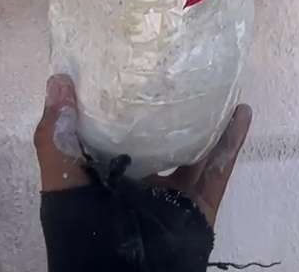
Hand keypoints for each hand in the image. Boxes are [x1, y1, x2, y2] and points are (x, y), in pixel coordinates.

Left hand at [32, 74, 253, 224]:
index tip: (133, 64)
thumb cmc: (85, 233)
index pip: (115, 131)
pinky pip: (218, 170)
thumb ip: (57, 139)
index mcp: (106, 176)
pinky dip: (231, 143)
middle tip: (183, 68)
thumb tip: (58, 80)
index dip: (122, 101)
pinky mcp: (198, 206)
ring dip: (208, 119)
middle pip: (160, 137)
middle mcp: (140, 182)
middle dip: (170, 108)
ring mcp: (172, 194)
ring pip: (194, 149)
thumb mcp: (62, 185)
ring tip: (219, 83)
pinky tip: (241, 112)